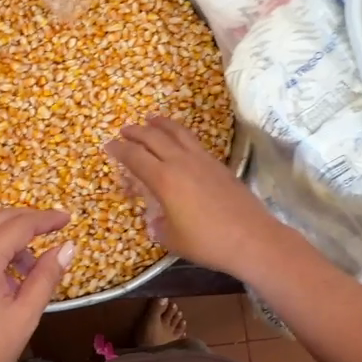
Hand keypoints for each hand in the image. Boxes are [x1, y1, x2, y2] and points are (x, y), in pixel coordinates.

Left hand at [0, 208, 72, 361]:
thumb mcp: (23, 316)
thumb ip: (46, 276)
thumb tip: (67, 247)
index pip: (21, 224)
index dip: (48, 219)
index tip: (68, 219)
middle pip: (0, 220)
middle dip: (29, 222)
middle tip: (55, 232)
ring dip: (11, 241)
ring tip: (31, 272)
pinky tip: (4, 282)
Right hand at [103, 116, 300, 279]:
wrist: (252, 238)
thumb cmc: (208, 242)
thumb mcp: (173, 240)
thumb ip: (159, 227)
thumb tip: (155, 221)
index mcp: (164, 179)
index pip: (135, 157)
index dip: (119, 150)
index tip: (109, 145)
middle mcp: (181, 162)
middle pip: (153, 137)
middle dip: (136, 131)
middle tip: (124, 130)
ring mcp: (202, 160)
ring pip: (177, 132)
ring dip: (160, 124)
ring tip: (151, 119)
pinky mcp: (218, 164)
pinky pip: (193, 141)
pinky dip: (180, 134)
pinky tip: (179, 139)